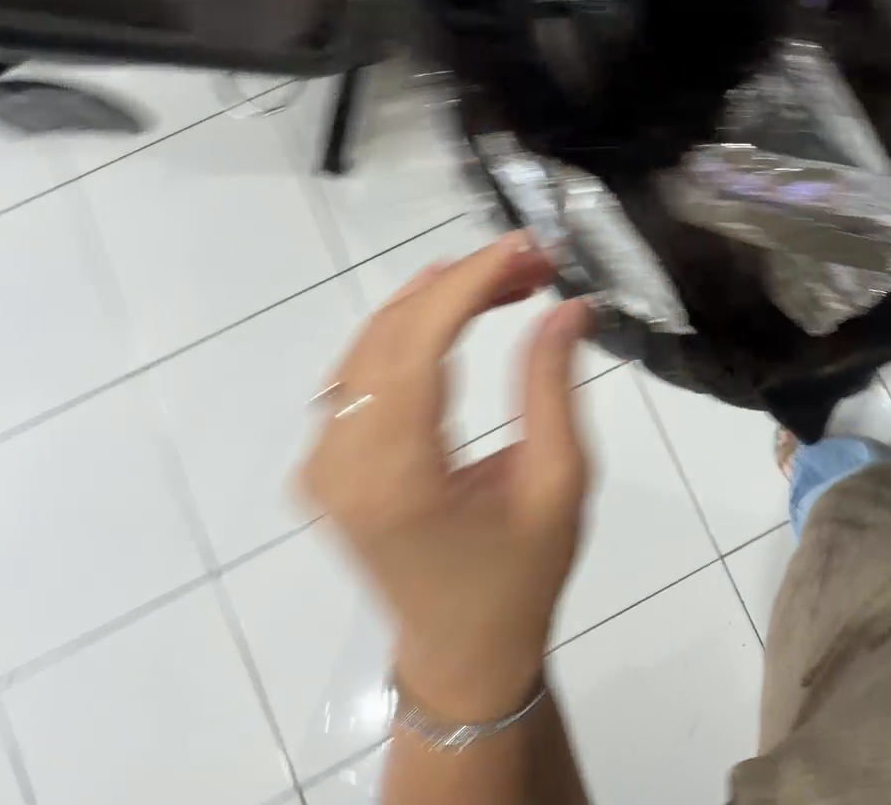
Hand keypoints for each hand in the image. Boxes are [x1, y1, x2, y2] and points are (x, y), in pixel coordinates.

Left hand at [299, 232, 594, 720]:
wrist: (465, 644)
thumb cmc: (524, 571)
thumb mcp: (560, 480)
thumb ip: (554, 388)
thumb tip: (568, 308)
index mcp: (396, 474)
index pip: (418, 346)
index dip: (471, 284)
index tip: (529, 247)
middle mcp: (338, 460)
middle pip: (387, 334)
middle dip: (463, 282)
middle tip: (538, 262)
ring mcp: (322, 460)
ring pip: (370, 345)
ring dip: (439, 301)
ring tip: (514, 281)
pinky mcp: (328, 460)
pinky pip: (363, 372)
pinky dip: (413, 330)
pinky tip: (459, 315)